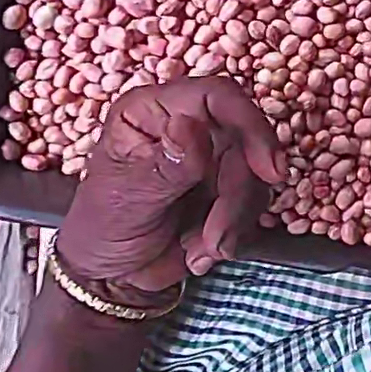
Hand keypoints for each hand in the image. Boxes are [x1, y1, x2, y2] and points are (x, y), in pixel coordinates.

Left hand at [56, 77, 284, 306]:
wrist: (111, 275)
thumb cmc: (102, 227)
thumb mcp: (128, 197)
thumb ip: (166, 165)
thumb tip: (190, 125)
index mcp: (155, 111)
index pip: (217, 96)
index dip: (249, 123)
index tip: (268, 167)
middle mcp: (189, 126)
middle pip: (244, 142)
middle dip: (236, 195)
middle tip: (218, 237)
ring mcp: (210, 157)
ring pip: (254, 176)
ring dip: (234, 220)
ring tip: (202, 250)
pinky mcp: (226, 189)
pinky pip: (253, 203)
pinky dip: (233, 233)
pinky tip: (200, 251)